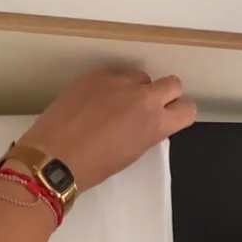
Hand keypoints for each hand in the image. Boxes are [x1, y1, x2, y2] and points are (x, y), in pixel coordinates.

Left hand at [17, 69, 196, 190]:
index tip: (169, 118)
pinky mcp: (96, 75)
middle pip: (173, 83)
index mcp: (156, 123)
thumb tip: (146, 122)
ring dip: (135, 88)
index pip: (188, 110)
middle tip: (146, 108)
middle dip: (165, 94)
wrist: (54, 157)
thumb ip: (147, 132)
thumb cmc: (94, 166)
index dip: (178, 114)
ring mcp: (119, 82)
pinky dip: (108, 86)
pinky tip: (92, 102)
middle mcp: (144, 97)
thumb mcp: (131, 154)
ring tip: (114, 105)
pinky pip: (112, 75)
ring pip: (141, 77)